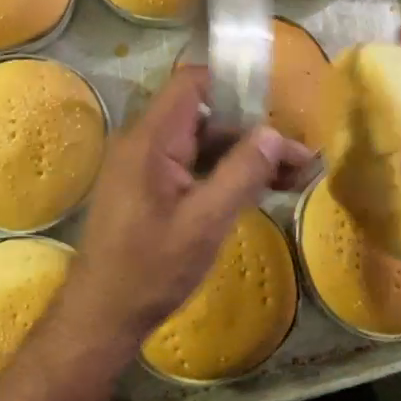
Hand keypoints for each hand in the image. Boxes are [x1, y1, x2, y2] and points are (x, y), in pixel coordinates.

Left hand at [67, 67, 313, 343]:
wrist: (101, 318)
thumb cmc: (150, 269)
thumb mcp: (205, 222)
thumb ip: (242, 173)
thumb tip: (275, 133)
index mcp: (151, 139)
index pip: (192, 82)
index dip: (234, 85)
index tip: (275, 106)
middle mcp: (145, 143)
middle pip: (205, 117)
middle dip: (253, 134)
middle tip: (299, 160)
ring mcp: (145, 167)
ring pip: (202, 145)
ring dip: (245, 157)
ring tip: (293, 179)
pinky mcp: (149, 190)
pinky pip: (192, 167)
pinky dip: (225, 175)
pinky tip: (260, 192)